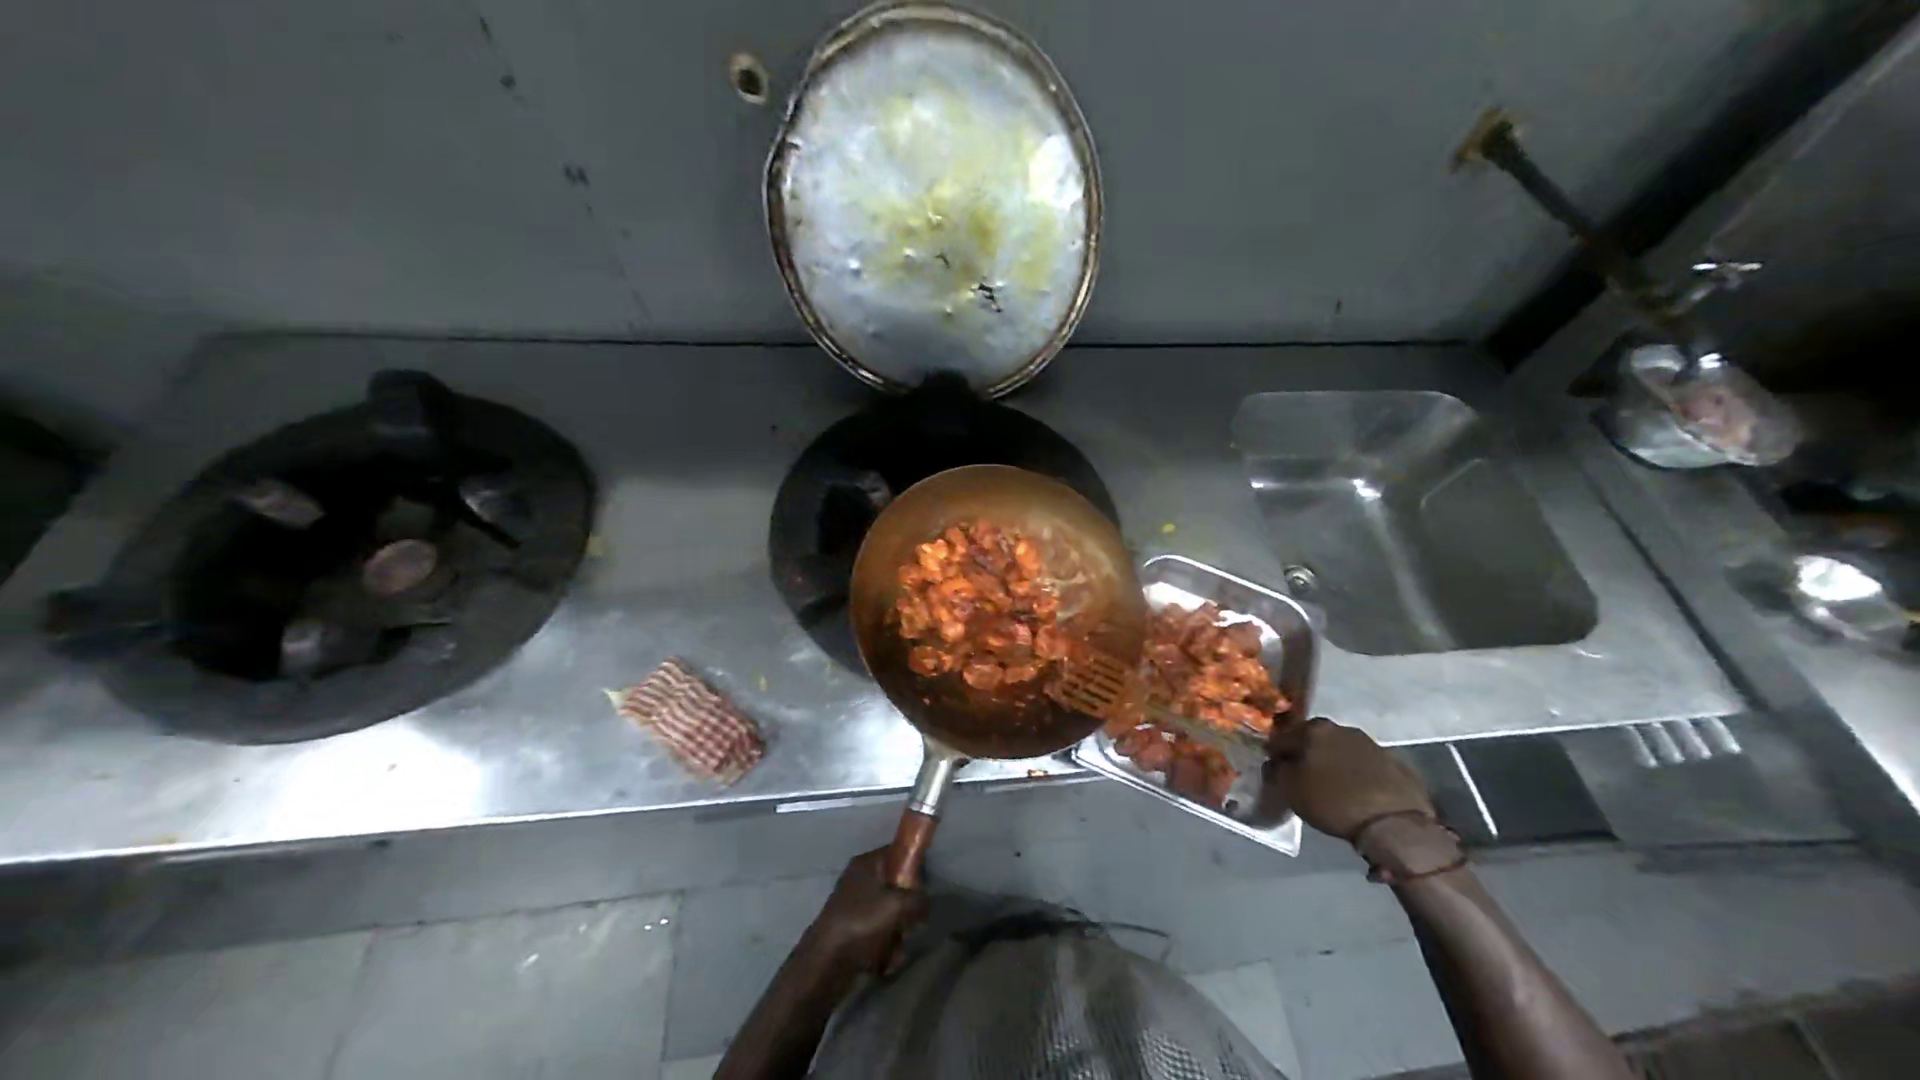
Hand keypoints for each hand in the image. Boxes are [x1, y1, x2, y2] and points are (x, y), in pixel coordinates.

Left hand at [802, 848, 929, 977]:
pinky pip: (879, 934)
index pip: (899, 852)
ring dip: (898, 935)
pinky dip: (885, 949)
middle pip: (897, 888)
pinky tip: (885, 963)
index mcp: (867, 864)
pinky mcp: (853, 930)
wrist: (825, 963)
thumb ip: (919, 898)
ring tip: (895, 949)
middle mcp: (860, 880)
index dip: (915, 868)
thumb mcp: (898, 905)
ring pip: (891, 915)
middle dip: (907, 912)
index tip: (924, 889)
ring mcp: (855, 906)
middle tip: (909, 925)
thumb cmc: (862, 923)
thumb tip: (924, 901)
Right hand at [1268, 717, 1433, 840]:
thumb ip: (1276, 770)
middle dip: (1308, 755)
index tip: (1277, 769)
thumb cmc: (1333, 802)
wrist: (1394, 823)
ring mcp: (1372, 743)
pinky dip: (1358, 774)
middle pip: (1315, 740)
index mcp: (1313, 729)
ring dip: (1334, 763)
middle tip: (1304, 777)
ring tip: (1333, 786)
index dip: (1277, 754)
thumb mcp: (1290, 790)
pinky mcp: (1395, 762)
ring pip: (1342, 750)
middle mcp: (1342, 728)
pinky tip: (1358, 793)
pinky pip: (1366, 765)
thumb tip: (1276, 762)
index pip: (1283, 737)